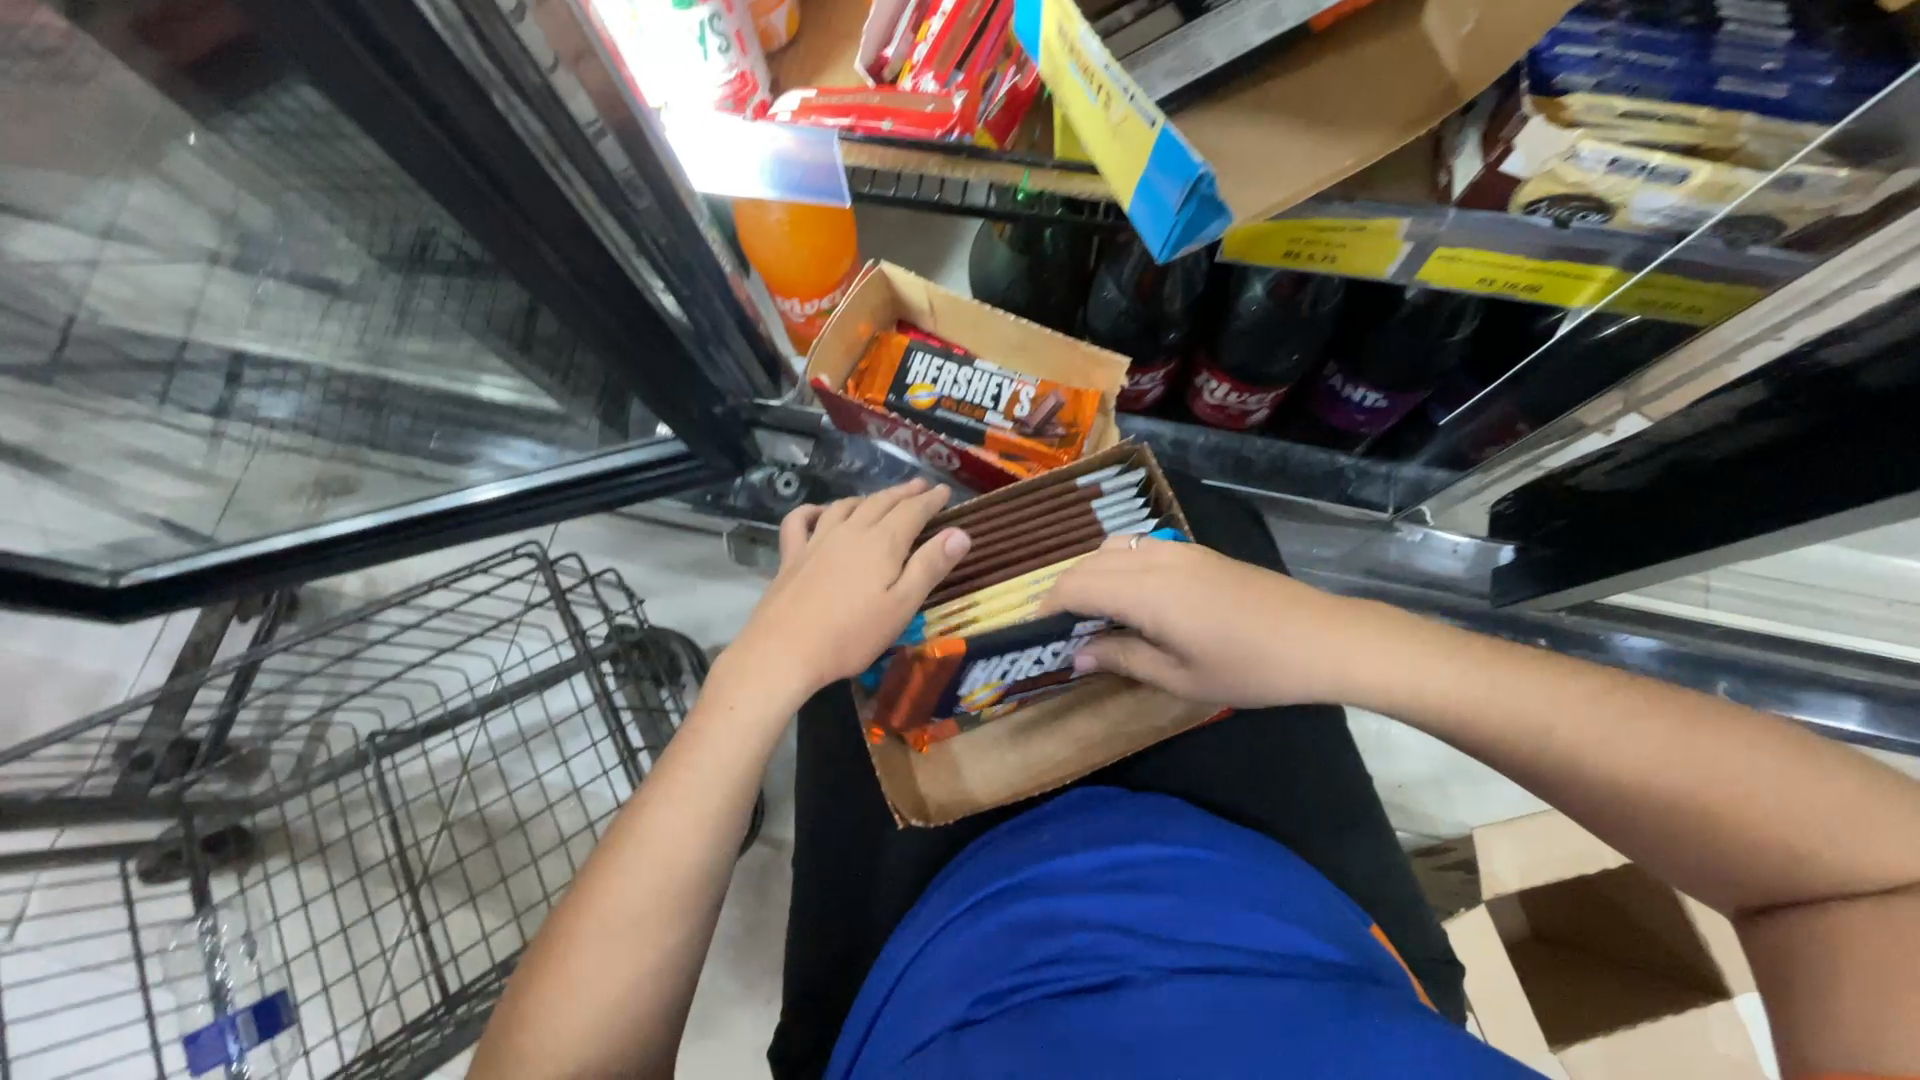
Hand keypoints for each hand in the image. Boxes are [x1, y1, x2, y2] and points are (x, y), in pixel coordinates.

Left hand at [723, 479, 971, 701]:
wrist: (785, 649)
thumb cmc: (852, 635)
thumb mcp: (902, 606)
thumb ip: (930, 566)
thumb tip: (961, 533)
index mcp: (883, 543)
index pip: (913, 511)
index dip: (931, 500)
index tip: (945, 491)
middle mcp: (851, 531)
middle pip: (881, 502)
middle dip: (904, 493)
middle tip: (920, 487)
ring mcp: (817, 540)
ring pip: (846, 506)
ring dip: (867, 498)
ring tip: (880, 498)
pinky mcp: (792, 555)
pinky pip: (801, 521)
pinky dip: (814, 510)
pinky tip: (819, 512)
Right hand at [1039, 536, 1379, 707]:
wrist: (1320, 638)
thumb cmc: (1249, 669)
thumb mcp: (1179, 677)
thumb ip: (1121, 658)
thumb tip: (1075, 653)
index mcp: (1146, 592)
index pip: (1075, 586)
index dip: (1047, 606)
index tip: (1034, 632)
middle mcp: (1155, 560)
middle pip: (1088, 562)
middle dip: (1063, 590)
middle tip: (1057, 628)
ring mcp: (1178, 551)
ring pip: (1112, 547)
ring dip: (1090, 573)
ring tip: (1090, 612)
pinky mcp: (1196, 552)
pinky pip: (1138, 547)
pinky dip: (1116, 565)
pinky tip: (1129, 597)